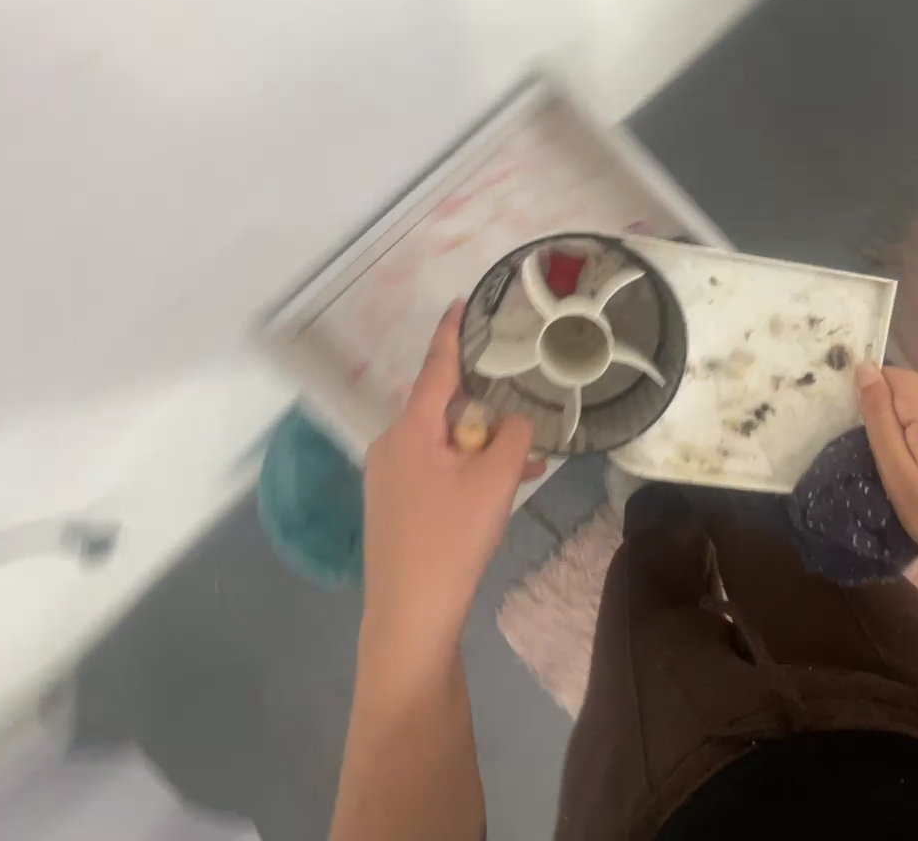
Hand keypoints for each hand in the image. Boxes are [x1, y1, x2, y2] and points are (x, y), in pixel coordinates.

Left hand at [361, 301, 542, 654]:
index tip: (462, 302)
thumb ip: (514, 436)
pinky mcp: (396, 504)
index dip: (452, 334)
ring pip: (446, 444)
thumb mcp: (496, 480)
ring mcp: (390, 477)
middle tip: (522, 407)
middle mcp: (392, 446)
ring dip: (484, 447)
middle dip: (486, 411)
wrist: (410, 615)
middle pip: (446, 410)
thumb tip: (516, 420)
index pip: (436, 369)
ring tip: (527, 460)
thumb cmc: (451, 538)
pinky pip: (438, 469)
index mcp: (409, 431)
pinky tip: (503, 486)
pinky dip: (469, 470)